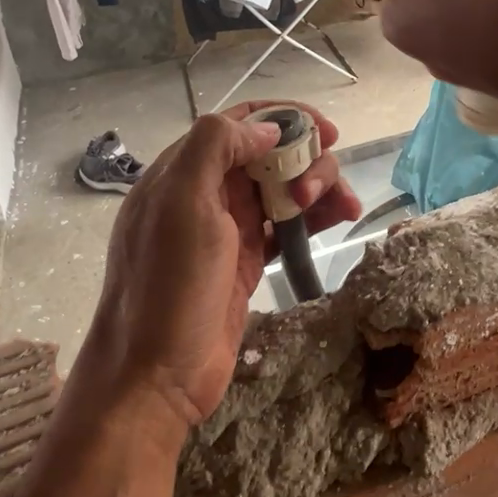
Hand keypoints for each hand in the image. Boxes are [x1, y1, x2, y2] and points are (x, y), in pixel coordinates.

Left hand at [78, 102, 361, 426]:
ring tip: (343, 211)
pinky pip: (289, 224)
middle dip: (306, 159)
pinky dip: (316, 216)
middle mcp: (208, 191)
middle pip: (271, 152)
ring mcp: (229, 228)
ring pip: (284, 187)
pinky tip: (341, 220)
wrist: (153, 378)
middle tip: (315, 192)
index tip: (326, 132)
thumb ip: (217, 148)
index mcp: (185, 170)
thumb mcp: (182, 204)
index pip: (240, 121)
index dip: (286, 118)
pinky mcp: (247, 261)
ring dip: (319, 187)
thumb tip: (268, 130)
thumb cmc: (167, 286)